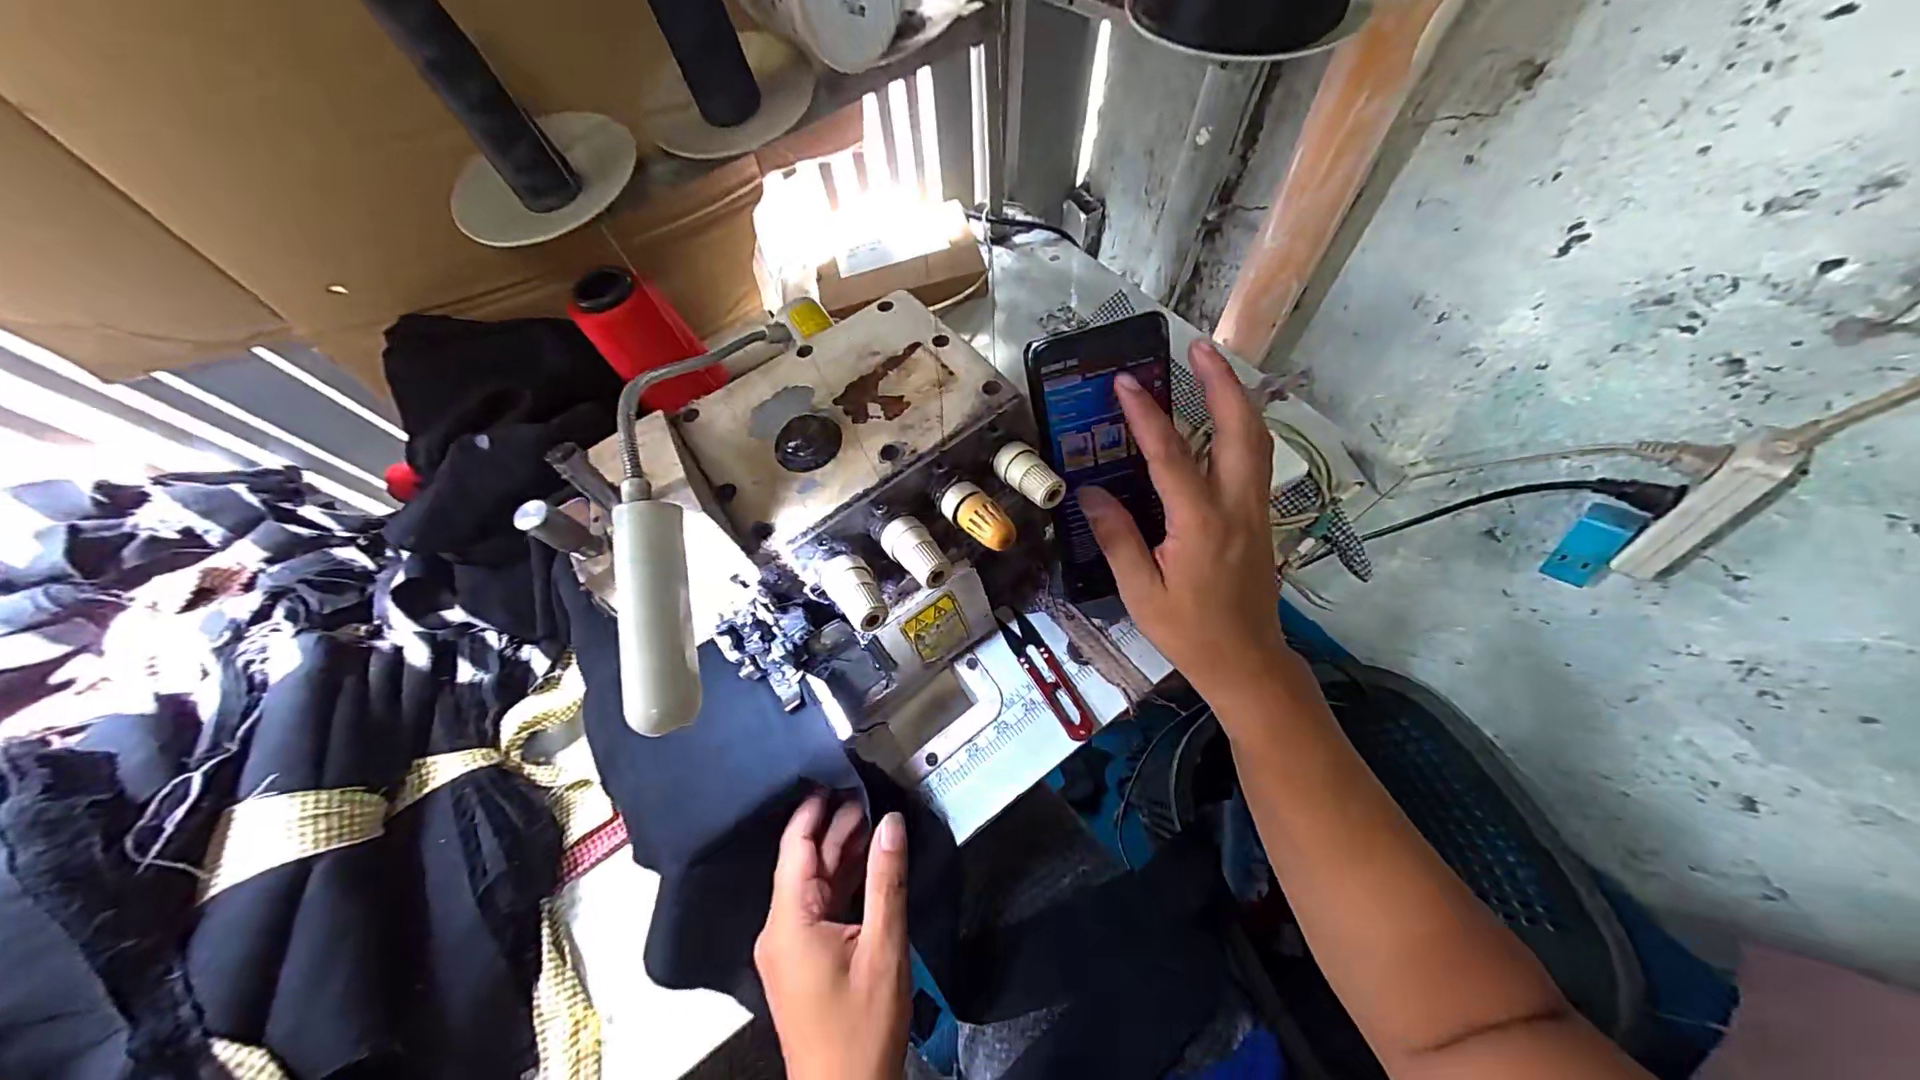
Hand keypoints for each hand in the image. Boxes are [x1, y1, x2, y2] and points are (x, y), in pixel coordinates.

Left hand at [754, 794, 910, 1079]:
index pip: (794, 848)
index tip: (832, 779)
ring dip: (841, 853)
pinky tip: (867, 862)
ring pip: (814, 883)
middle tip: (865, 797)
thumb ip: (886, 879)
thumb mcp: (883, 947)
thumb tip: (891, 824)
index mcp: (789, 923)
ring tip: (871, 821)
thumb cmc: (861, 1029)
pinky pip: (819, 905)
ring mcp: (788, 945)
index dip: (812, 810)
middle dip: (835, 828)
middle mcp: (780, 929)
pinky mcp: (802, 957)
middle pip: (805, 863)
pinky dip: (842, 882)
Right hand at [1079, 339, 1290, 704]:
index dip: (1145, 416)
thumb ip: (1117, 537)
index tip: (1125, 382)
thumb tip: (1090, 493)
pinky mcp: (1260, 518)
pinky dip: (1241, 427)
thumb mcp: (1140, 591)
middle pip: (1241, 429)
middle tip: (1198, 348)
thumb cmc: (1190, 632)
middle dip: (1221, 382)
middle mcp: (1237, 507)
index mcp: (1201, 524)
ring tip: (1212, 370)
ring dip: (1237, 399)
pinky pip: (1255, 460)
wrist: (1247, 661)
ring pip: (1257, 439)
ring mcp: (1256, 510)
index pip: (1171, 456)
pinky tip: (1221, 421)